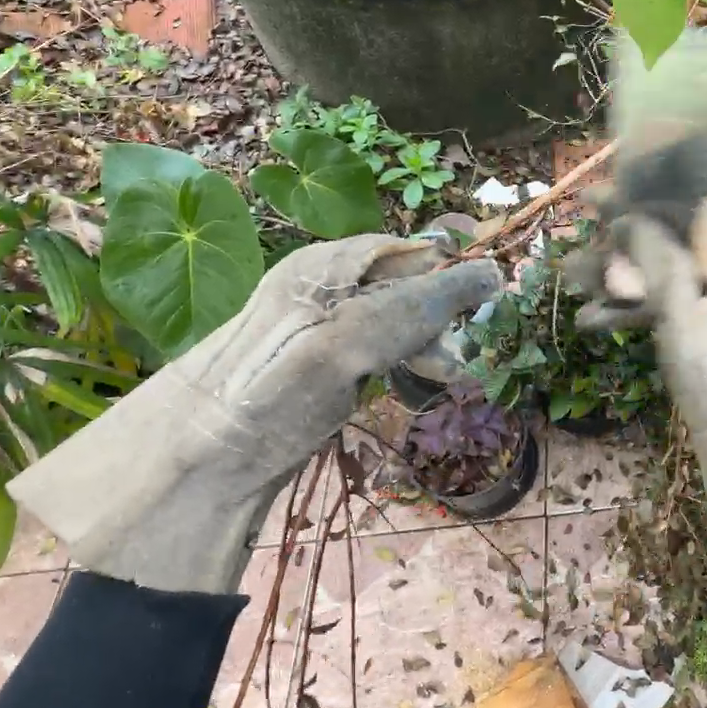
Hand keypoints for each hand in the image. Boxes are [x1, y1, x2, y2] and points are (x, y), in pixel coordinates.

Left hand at [9, 235, 500, 593]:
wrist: (210, 458)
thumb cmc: (295, 377)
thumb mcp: (375, 327)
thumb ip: (438, 296)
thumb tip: (496, 272)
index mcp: (330, 262)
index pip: (411, 249)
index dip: (451, 271)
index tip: (486, 300)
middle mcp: (325, 286)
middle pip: (405, 285)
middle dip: (442, 315)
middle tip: (466, 347)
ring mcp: (320, 328)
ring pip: (395, 323)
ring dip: (429, 344)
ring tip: (450, 374)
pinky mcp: (320, 368)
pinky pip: (378, 352)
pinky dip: (404, 364)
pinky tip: (417, 382)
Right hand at [620, 198, 706, 597]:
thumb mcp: (688, 322)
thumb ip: (665, 264)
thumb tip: (637, 221)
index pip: (700, 210)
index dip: (650, 204)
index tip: (602, 208)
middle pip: (686, 248)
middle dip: (629, 248)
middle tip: (580, 258)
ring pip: (683, 285)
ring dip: (631, 284)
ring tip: (580, 297)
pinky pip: (692, 318)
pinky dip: (652, 316)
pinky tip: (606, 324)